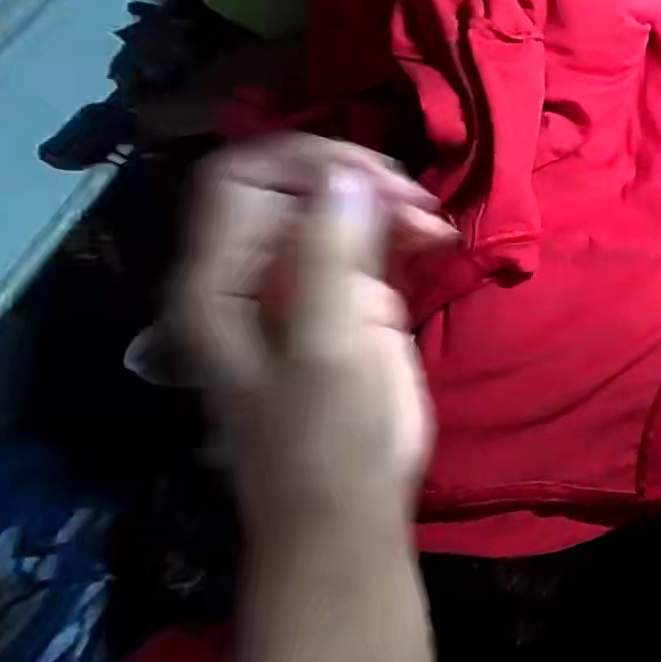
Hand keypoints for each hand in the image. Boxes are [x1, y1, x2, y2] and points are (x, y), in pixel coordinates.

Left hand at [170, 135, 457, 529]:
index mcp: (221, 280)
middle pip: (297, 186)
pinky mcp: (351, 302)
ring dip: (392, 206)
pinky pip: (372, 243)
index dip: (311, 162)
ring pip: (341, 211)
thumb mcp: (328, 345)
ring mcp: (305, 286)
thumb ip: (329, 257)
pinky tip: (440, 242)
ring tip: (437, 229)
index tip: (385, 180)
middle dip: (362, 181)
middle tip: (421, 206)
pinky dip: (407, 232)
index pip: (245, 177)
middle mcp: (255, 272)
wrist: (348, 500)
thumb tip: (352, 176)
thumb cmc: (330, 433)